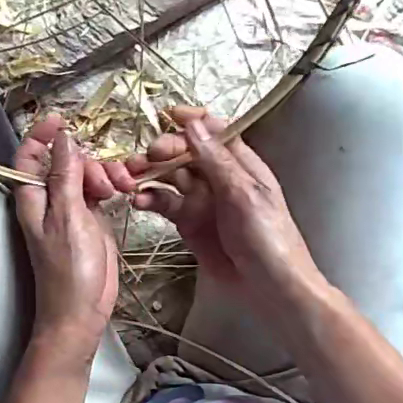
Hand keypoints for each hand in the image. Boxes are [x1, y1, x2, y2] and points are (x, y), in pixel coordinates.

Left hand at [14, 114, 118, 347]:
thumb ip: (66, 176)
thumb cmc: (69, 268)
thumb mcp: (69, 217)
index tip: (63, 120)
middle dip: (88, 160)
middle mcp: (50, 199)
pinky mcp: (91, 221)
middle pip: (65, 162)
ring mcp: (71, 210)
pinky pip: (99, 192)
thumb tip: (64, 140)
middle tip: (107, 180)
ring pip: (86, 175)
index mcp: (33, 197)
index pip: (29, 155)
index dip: (41, 135)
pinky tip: (125, 192)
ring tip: (120, 189)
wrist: (82, 310)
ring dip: (105, 174)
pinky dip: (111, 187)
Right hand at [105, 109, 326, 312]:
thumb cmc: (268, 238)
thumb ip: (216, 160)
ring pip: (172, 178)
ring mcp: (203, 201)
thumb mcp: (243, 194)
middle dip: (165, 150)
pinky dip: (151, 200)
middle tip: (147, 156)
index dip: (193, 121)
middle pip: (187, 153)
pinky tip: (139, 201)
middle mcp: (220, 178)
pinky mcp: (190, 224)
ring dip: (151, 174)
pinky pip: (166, 205)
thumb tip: (194, 123)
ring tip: (132, 176)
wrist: (271, 288)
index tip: (168, 115)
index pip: (215, 132)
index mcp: (242, 164)